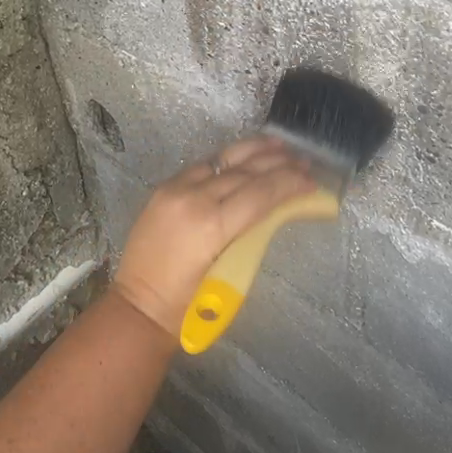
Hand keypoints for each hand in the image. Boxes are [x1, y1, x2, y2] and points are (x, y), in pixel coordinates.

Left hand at [110, 136, 316, 334]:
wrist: (139, 307)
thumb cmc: (189, 306)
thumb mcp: (230, 274)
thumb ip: (253, 236)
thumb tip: (279, 210)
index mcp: (211, 226)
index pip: (260, 193)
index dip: (289, 184)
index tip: (312, 181)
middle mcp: (193, 198)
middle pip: (245, 172)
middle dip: (278, 164)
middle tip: (304, 162)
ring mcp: (176, 188)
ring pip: (224, 160)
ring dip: (254, 151)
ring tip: (281, 145)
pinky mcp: (165, 187)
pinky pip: (203, 165)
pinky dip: (229, 159)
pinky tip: (245, 155)